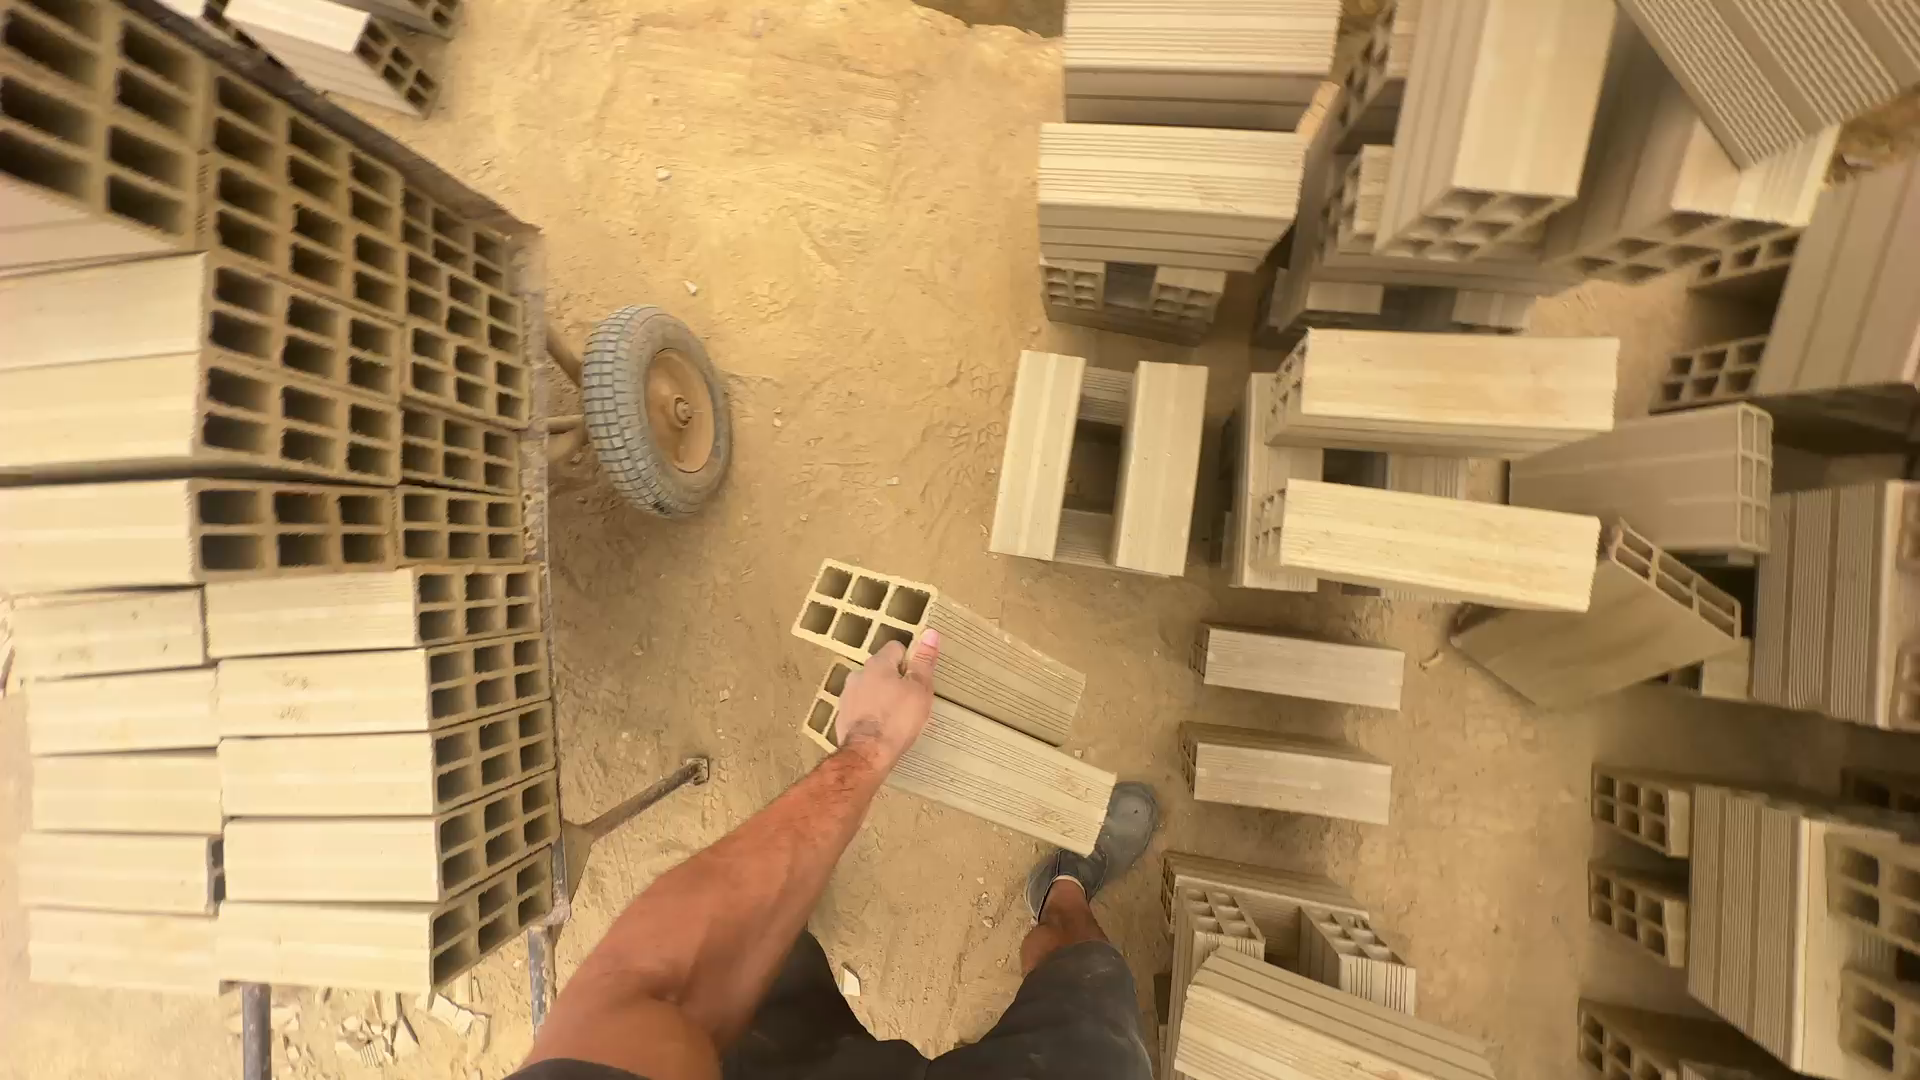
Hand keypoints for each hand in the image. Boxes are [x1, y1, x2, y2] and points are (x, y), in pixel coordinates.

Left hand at [834, 630, 939, 767]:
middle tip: (910, 699)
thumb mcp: (920, 689)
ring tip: (895, 717)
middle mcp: (858, 675)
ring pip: (869, 689)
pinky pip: (860, 708)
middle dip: (894, 680)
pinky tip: (880, 728)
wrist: (867, 754)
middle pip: (881, 669)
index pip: (895, 648)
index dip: (909, 660)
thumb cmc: (897, 719)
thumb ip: (924, 661)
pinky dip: (869, 714)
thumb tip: (930, 633)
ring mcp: (847, 696)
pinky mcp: (842, 717)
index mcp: (878, 664)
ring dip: (880, 697)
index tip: (917, 678)